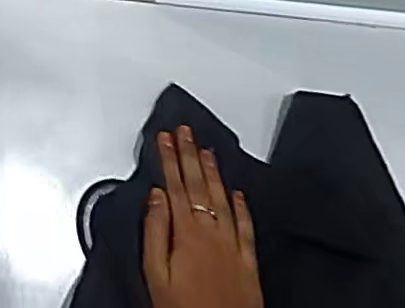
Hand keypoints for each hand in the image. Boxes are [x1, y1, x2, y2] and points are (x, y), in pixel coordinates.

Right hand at [142, 126, 261, 307]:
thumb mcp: (155, 273)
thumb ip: (154, 230)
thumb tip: (156, 196)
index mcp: (186, 234)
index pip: (175, 186)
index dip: (169, 158)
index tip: (164, 137)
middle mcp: (212, 234)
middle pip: (198, 185)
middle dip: (189, 154)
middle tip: (184, 131)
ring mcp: (233, 248)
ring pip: (222, 200)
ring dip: (213, 172)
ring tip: (206, 150)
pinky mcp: (249, 264)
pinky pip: (246, 228)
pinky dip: (242, 208)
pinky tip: (238, 193)